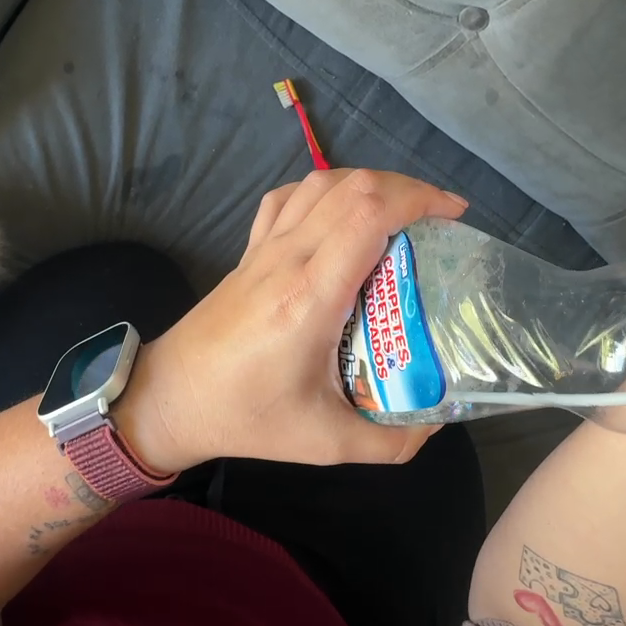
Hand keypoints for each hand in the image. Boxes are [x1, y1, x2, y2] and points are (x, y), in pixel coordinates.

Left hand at [113, 169, 467, 472]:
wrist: (171, 398)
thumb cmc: (247, 417)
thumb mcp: (326, 443)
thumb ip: (391, 441)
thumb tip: (438, 420)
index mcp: (310, 296)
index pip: (367, 215)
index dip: (418, 200)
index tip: (454, 216)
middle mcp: (287, 258)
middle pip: (353, 187)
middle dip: (408, 188)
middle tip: (441, 217)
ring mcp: (264, 248)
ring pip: (321, 183)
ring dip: (369, 184)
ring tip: (402, 211)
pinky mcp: (249, 251)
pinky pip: (288, 198)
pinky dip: (324, 190)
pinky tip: (341, 212)